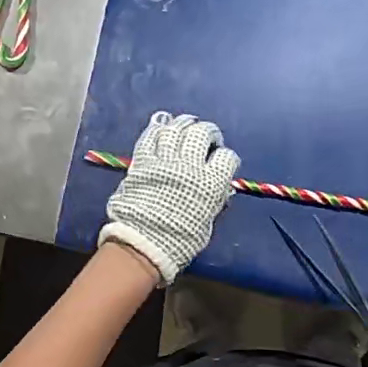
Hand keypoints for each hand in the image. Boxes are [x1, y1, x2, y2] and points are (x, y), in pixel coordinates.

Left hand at [97, 112, 239, 283]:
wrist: (143, 242)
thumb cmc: (179, 240)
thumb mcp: (206, 221)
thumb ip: (214, 200)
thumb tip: (221, 188)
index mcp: (210, 183)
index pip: (226, 158)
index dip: (225, 157)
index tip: (221, 160)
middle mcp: (189, 166)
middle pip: (201, 134)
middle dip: (207, 132)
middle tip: (206, 137)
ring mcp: (163, 162)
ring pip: (175, 130)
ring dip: (183, 124)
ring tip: (186, 125)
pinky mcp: (142, 162)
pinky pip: (150, 137)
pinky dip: (156, 129)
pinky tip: (161, 127)